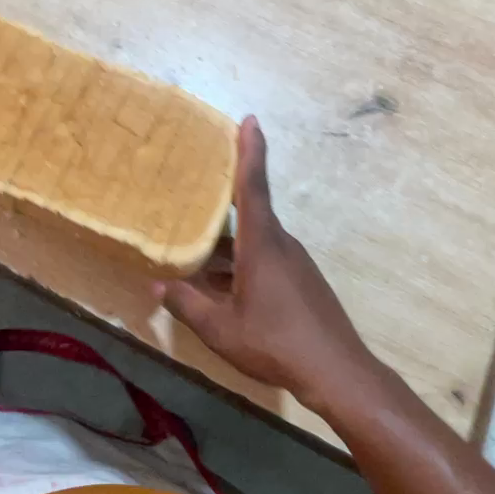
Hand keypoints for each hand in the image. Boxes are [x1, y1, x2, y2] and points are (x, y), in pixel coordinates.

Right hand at [157, 117, 381, 405]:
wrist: (336, 372)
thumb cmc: (275, 343)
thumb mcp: (221, 328)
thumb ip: (187, 304)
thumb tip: (158, 286)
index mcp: (262, 246)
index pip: (253, 187)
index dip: (250, 152)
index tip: (249, 120)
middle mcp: (281, 247)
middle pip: (248, 215)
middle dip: (219, 207)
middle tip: (190, 194)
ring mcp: (294, 265)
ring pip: (252, 244)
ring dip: (224, 249)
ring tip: (191, 257)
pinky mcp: (301, 283)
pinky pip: (263, 261)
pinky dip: (239, 266)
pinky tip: (219, 290)